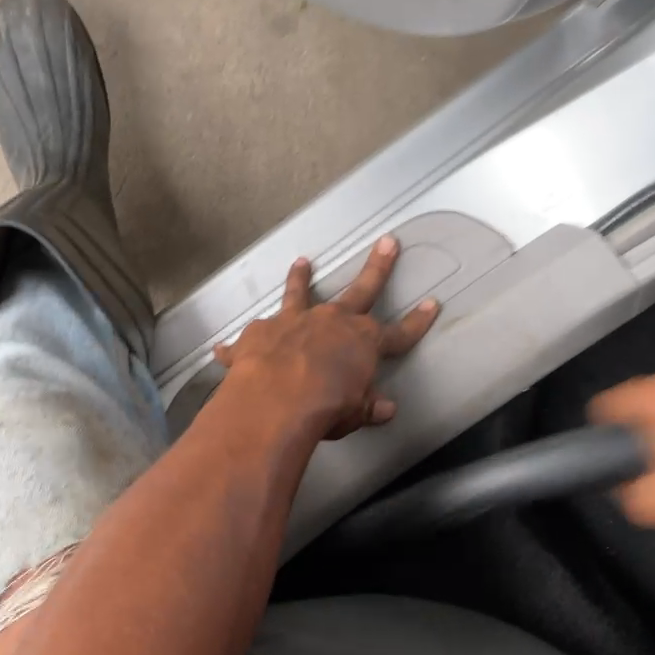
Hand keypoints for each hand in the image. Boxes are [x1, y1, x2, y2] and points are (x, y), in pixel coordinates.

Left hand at [213, 236, 438, 440]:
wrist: (278, 401)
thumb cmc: (327, 408)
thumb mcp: (354, 413)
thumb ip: (368, 407)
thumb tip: (386, 410)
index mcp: (363, 341)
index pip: (399, 333)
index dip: (417, 322)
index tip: (432, 304)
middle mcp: (331, 322)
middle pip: (360, 290)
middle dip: (377, 267)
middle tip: (387, 242)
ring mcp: (293, 322)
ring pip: (300, 293)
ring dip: (300, 279)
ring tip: (301, 262)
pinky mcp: (259, 334)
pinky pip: (248, 337)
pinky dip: (235, 346)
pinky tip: (222, 348)